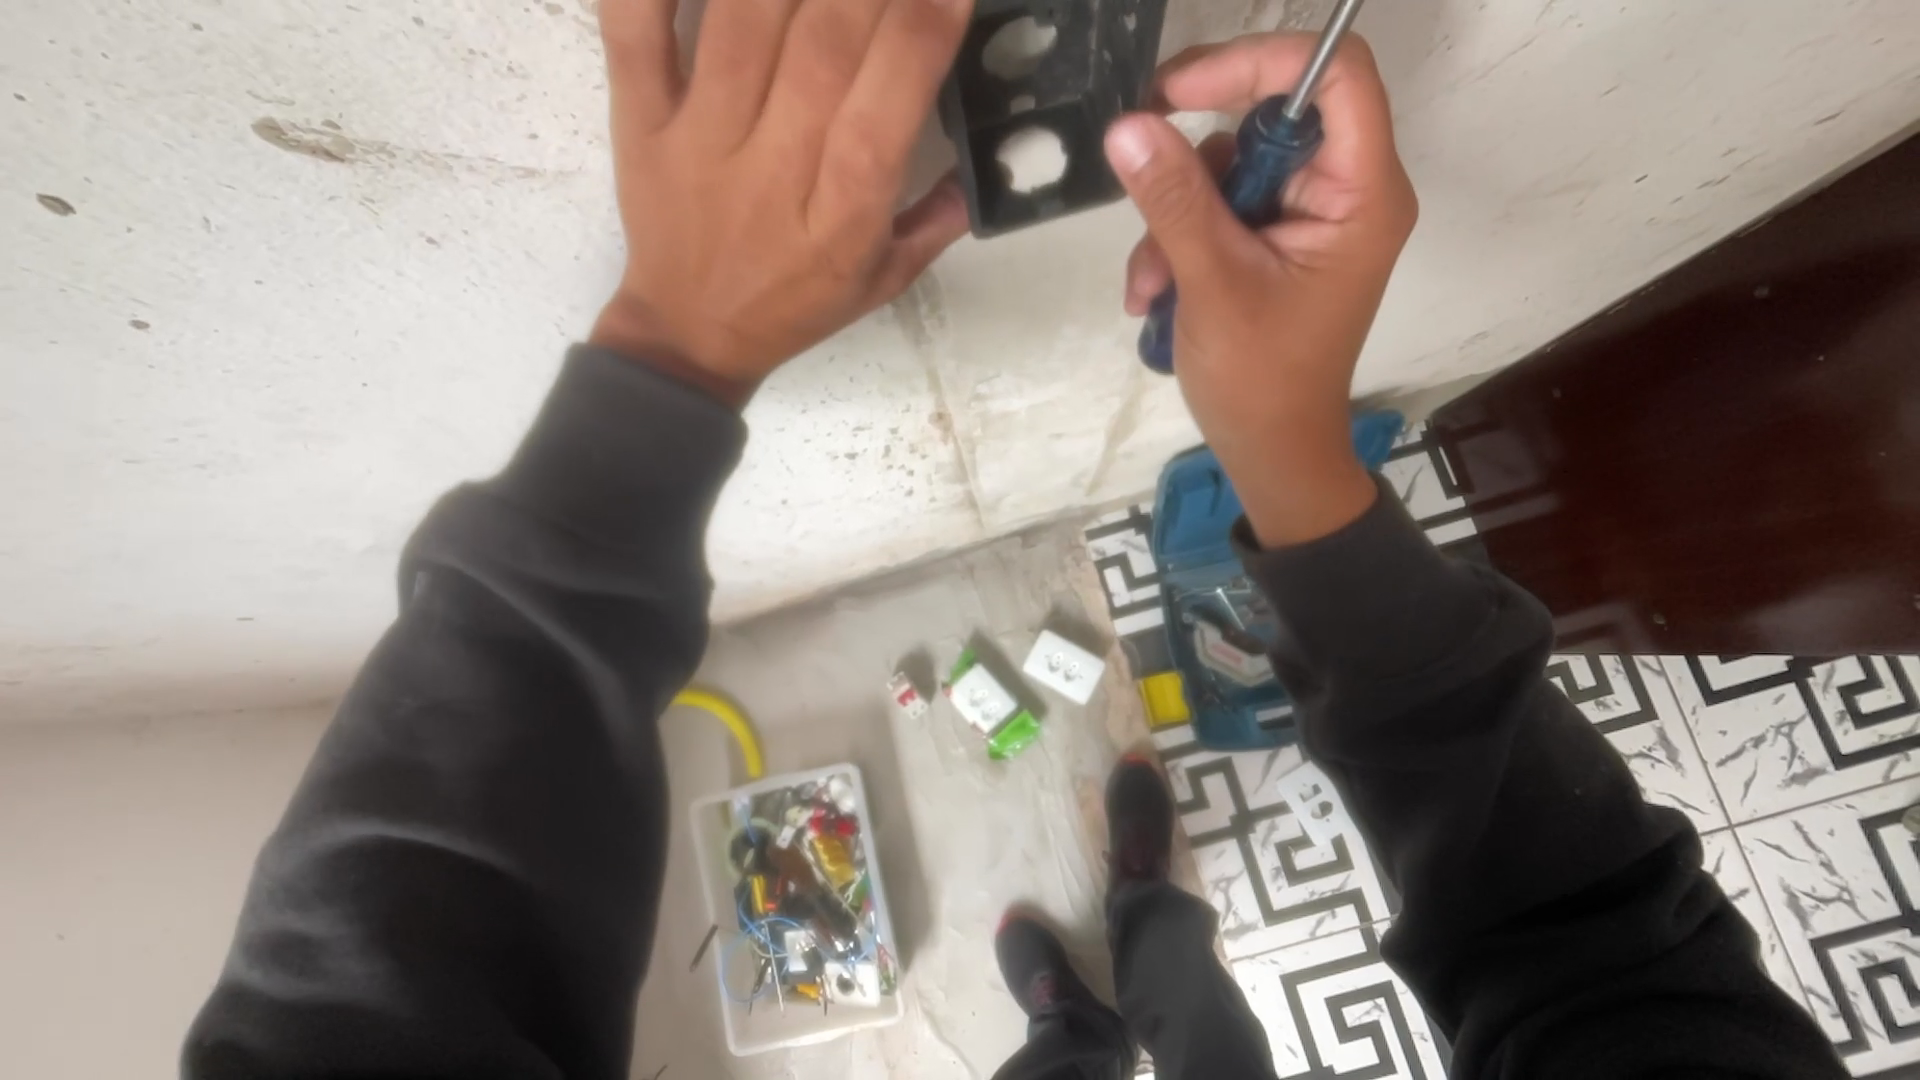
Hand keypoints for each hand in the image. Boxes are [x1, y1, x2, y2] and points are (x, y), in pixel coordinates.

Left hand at [591, 0, 974, 405]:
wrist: (691, 332)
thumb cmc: (794, 307)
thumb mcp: (879, 284)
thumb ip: (934, 224)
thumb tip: (983, 166)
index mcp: (841, 219)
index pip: (887, 110)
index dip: (922, 34)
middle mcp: (774, 171)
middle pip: (823, 43)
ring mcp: (700, 139)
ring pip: (741, 17)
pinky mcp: (642, 120)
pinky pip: (634, 29)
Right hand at [1103, 34, 1417, 546]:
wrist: (1269, 451)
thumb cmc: (1259, 379)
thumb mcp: (1212, 284)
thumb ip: (1174, 200)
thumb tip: (1127, 126)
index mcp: (1361, 194)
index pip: (1330, 75)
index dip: (1254, 61)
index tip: (1175, 91)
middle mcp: (1342, 194)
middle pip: (1267, 121)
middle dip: (1191, 167)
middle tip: (1135, 173)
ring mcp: (1304, 221)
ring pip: (1228, 173)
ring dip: (1171, 223)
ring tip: (1148, 286)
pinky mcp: (1272, 247)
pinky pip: (1218, 214)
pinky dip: (1177, 248)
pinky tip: (1153, 297)